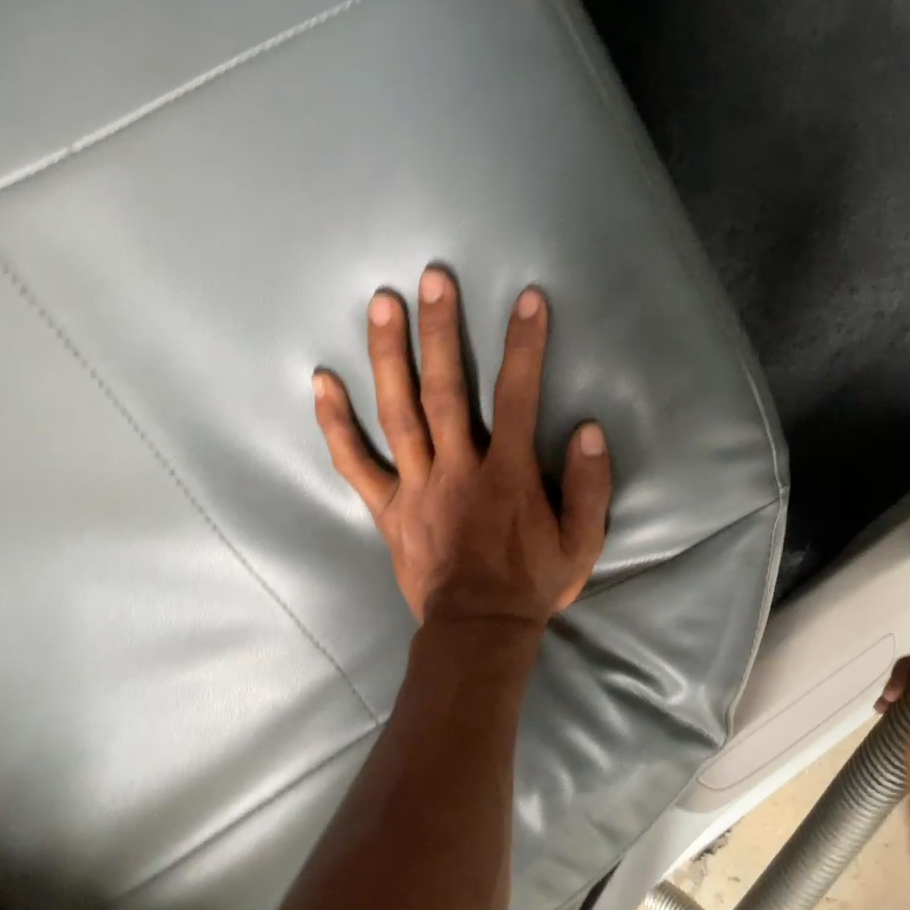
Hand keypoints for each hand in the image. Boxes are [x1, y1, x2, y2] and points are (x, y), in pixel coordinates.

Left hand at [312, 266, 611, 625]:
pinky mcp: (387, 507)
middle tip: (432, 278)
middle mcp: (457, 468)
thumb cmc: (534, 583)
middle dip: (440, 331)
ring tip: (380, 304)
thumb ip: (588, 486)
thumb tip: (585, 430)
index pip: (519, 397)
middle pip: (445, 390)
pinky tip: (321, 382)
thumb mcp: (583, 541)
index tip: (527, 300)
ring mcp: (416, 486)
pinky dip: (335, 424)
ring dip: (388, 356)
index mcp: (507, 474)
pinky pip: (356, 463)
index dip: (524, 346)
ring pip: (397, 412)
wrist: (478, 631)